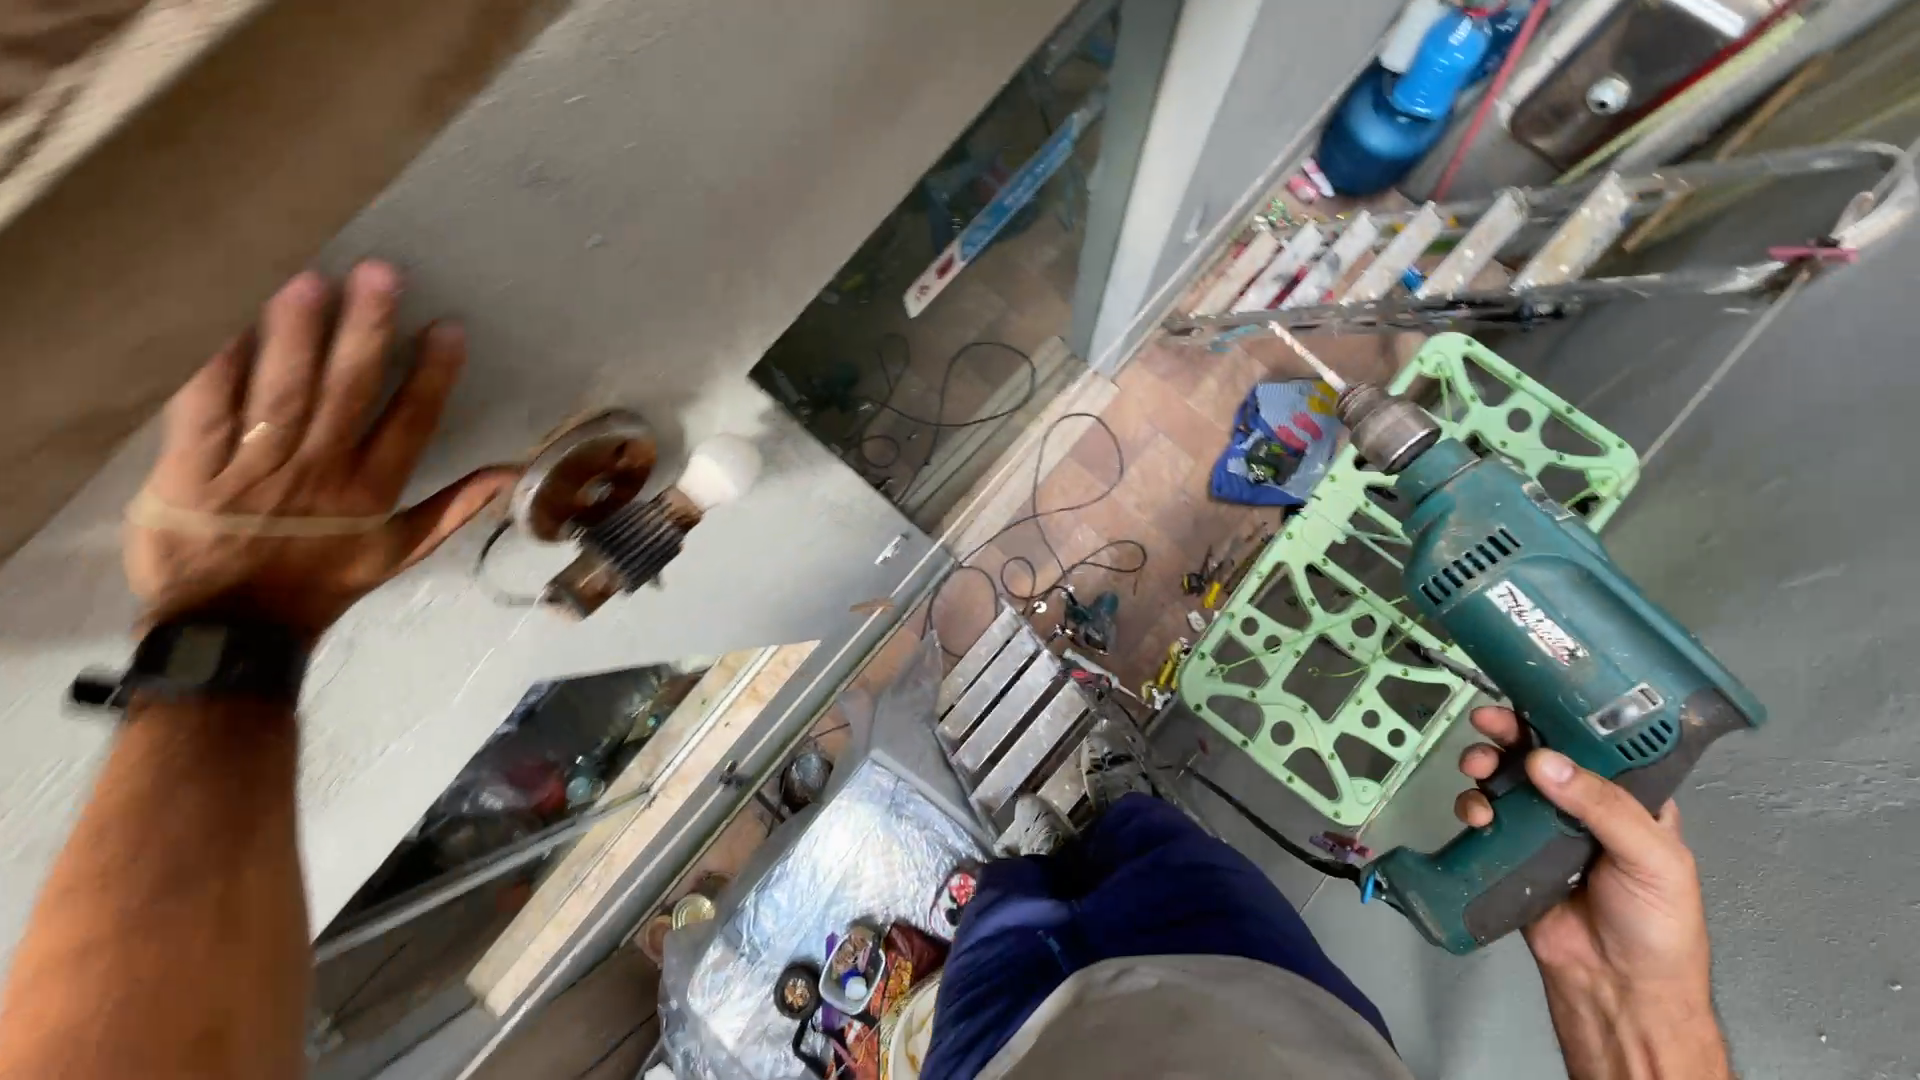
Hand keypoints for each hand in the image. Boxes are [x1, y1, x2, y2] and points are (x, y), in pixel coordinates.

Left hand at [127, 261, 517, 640]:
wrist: (234, 624)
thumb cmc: (325, 581)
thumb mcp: (401, 552)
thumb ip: (455, 508)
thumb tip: (512, 473)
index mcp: (373, 490)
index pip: (409, 422)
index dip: (430, 375)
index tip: (447, 328)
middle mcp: (320, 470)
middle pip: (345, 392)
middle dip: (364, 332)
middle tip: (380, 275)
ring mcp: (255, 466)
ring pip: (279, 392)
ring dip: (294, 335)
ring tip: (309, 280)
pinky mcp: (190, 468)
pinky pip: (202, 409)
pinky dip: (210, 364)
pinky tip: (222, 319)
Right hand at [1454, 706, 1729, 1078]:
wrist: (1614, 985)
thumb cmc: (1657, 923)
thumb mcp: (1651, 858)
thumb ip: (1602, 806)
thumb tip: (1542, 760)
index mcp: (1627, 798)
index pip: (1594, 744)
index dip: (1561, 716)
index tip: (1530, 696)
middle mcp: (1582, 804)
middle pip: (1539, 752)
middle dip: (1509, 733)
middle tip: (1487, 724)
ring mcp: (1542, 825)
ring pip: (1505, 777)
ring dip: (1485, 765)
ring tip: (1477, 771)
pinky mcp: (1510, 847)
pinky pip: (1484, 813)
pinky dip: (1472, 804)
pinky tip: (1477, 814)